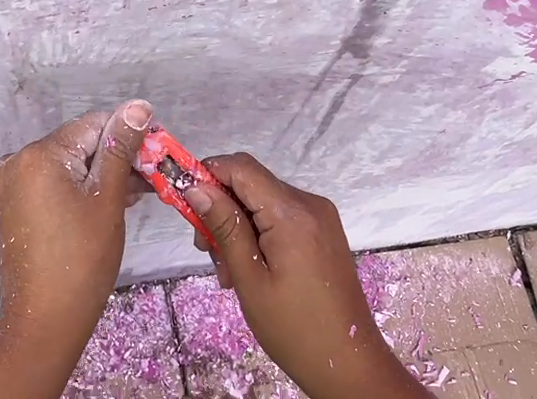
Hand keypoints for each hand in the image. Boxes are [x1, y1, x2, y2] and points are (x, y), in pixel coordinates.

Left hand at [0, 100, 153, 398]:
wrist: (43, 324)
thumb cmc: (81, 260)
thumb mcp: (108, 200)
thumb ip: (121, 148)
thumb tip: (139, 105)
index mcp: (40, 153)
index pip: (94, 124)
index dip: (129, 135)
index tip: (158, 155)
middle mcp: (19, 159)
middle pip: (81, 143)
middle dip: (117, 156)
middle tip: (153, 178)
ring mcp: (14, 183)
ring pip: (71, 164)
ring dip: (103, 174)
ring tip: (139, 192)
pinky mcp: (17, 204)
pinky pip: (56, 182)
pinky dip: (82, 188)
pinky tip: (112, 201)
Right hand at [187, 153, 428, 398]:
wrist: (351, 368)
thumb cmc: (295, 329)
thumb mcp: (250, 280)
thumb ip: (224, 227)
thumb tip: (195, 186)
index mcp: (292, 212)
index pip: (241, 167)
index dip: (207, 174)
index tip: (185, 201)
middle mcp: (309, 203)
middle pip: (251, 183)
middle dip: (221, 208)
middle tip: (206, 251)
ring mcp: (319, 216)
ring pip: (262, 201)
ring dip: (238, 225)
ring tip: (229, 271)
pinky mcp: (323, 231)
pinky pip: (280, 216)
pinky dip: (259, 232)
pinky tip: (252, 268)